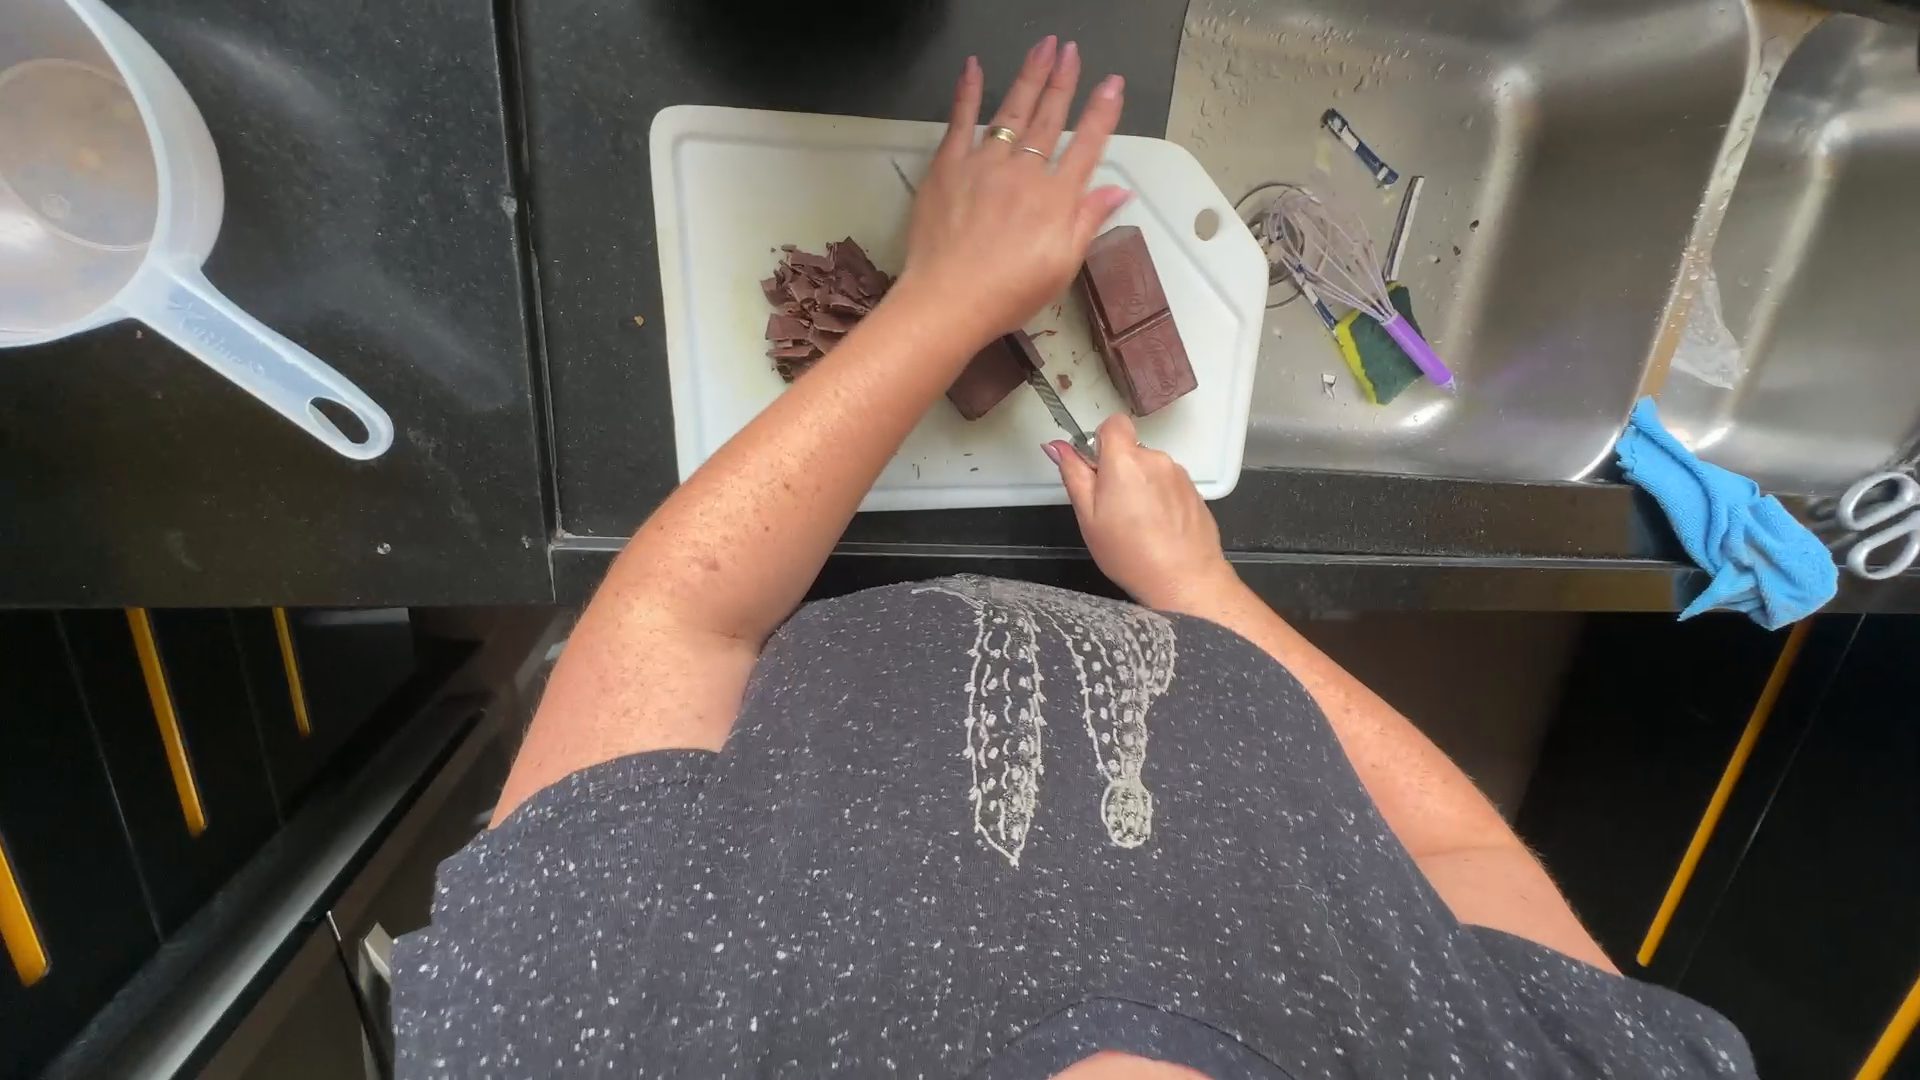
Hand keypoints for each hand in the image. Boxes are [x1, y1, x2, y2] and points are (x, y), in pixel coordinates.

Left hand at [897, 38, 1131, 346]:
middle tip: (1072, 50)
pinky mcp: (948, 168)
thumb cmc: (1009, 294)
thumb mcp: (1062, 268)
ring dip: (1029, 76)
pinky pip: (960, 121)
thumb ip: (1088, 223)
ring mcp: (985, 165)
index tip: (1112, 84)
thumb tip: (1119, 191)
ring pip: (1012, 112)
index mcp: (1056, 199)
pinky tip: (973, 68)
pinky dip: (967, 92)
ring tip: (1043, 47)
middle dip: (1064, 81)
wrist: (950, 300)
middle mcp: (1025, 172)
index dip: (1102, 113)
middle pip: (1049, 119)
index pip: (1087, 146)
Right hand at [1048, 414, 1236, 608]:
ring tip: (1135, 524)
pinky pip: (1167, 485)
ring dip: (1139, 486)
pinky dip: (1158, 500)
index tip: (1095, 470)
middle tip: (1110, 509)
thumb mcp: (1088, 516)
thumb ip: (1073, 474)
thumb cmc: (1131, 553)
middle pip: (1130, 450)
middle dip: (1118, 471)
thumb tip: (1056, 446)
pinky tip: (1154, 529)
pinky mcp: (1193, 491)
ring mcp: (1178, 474)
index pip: (1113, 423)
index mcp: (1125, 460)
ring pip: (1149, 469)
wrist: (1184, 579)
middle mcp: (1156, 459)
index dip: (1100, 442)